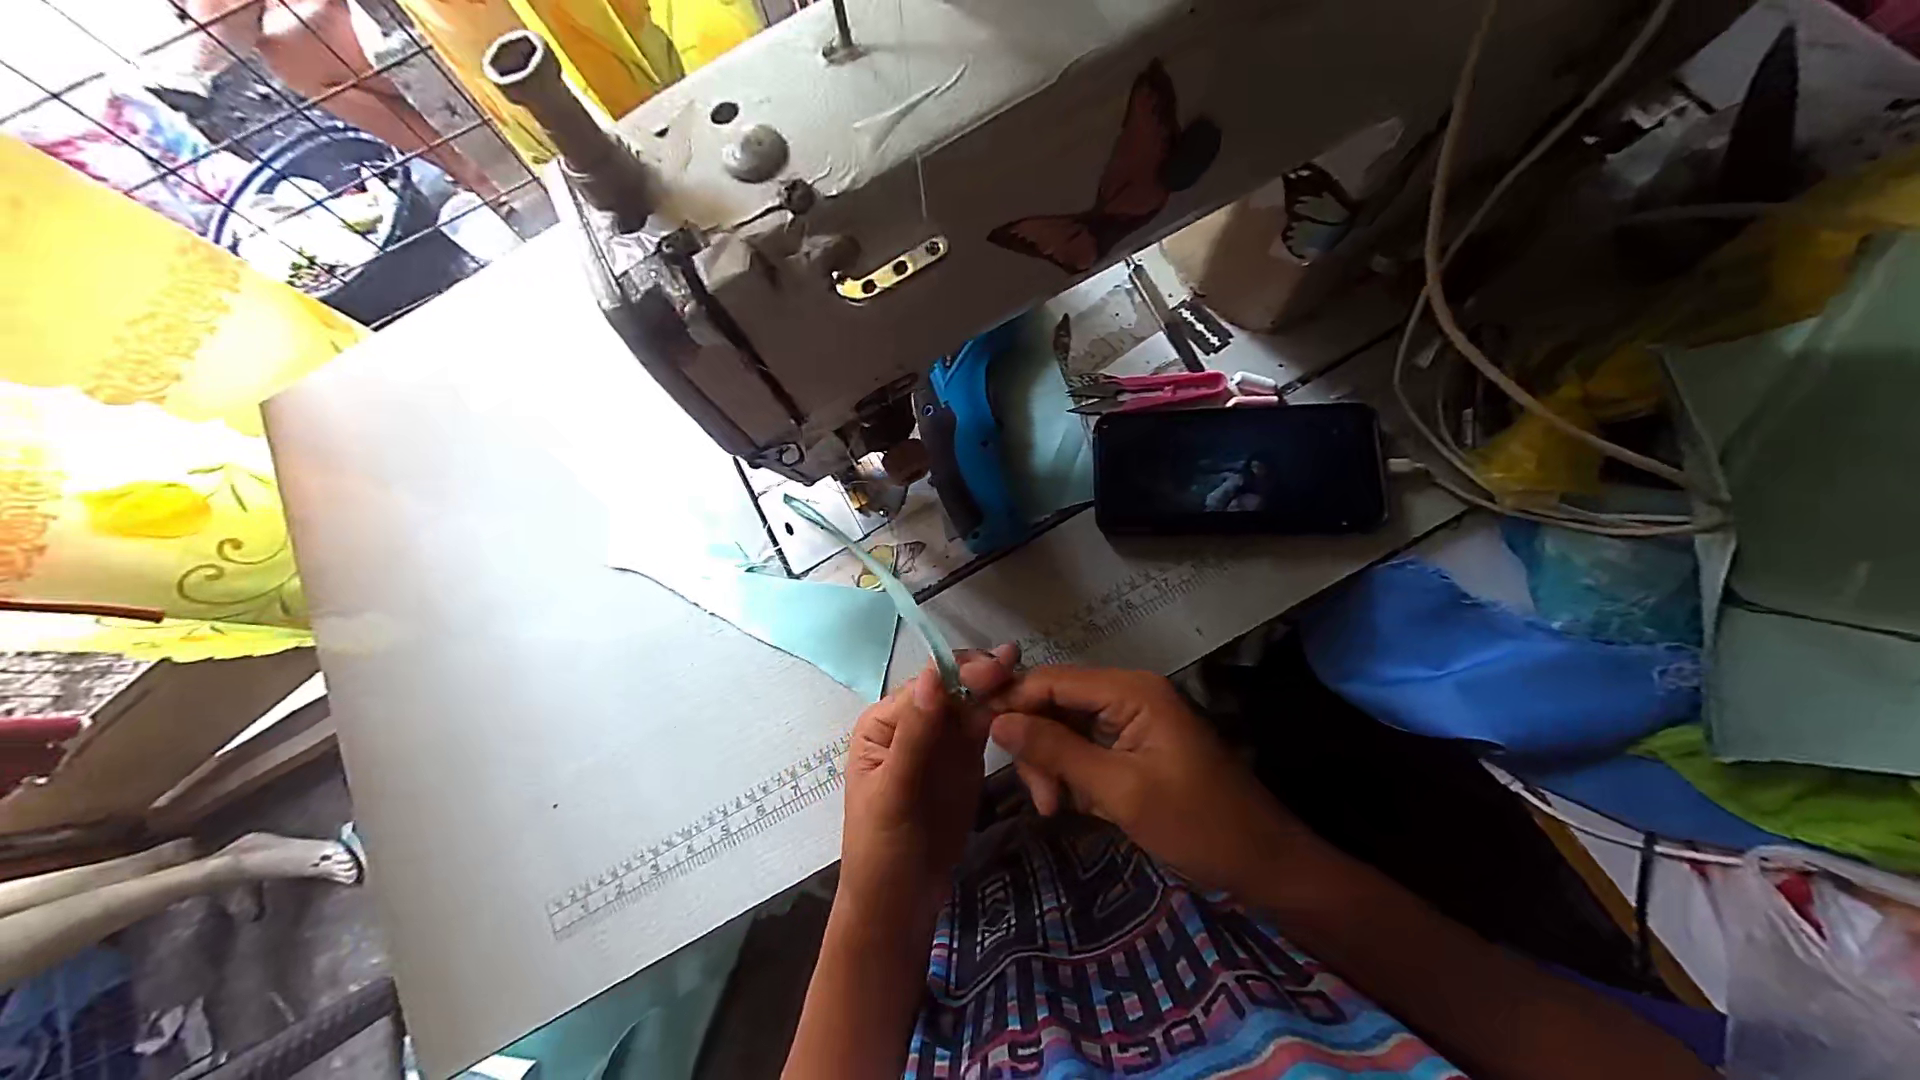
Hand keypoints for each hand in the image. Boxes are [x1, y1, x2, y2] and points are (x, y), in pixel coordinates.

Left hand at [840, 645, 1018, 919]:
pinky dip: (1007, 715)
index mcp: (886, 721)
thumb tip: (931, 676)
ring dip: (1000, 690)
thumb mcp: (894, 792)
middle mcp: (915, 720)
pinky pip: (988, 727)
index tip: (999, 667)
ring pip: (975, 704)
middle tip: (1020, 666)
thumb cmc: (881, 850)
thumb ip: (915, 735)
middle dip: (985, 676)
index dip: (962, 672)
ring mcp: (943, 739)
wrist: (900, 904)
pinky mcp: (967, 757)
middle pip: (954, 688)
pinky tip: (1028, 704)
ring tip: (1032, 679)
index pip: (928, 684)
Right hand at [988, 666, 1303, 897]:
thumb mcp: (1119, 790)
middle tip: (1043, 799)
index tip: (982, 737)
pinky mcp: (1132, 744)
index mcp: (1130, 689)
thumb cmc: (1196, 824)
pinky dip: (1072, 774)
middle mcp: (1127, 693)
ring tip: (1058, 808)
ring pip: (1064, 727)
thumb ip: (1056, 750)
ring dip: (1053, 765)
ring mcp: (1130, 718)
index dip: (1013, 702)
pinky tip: (1076, 805)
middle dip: (1038, 746)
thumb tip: (997, 721)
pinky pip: (1084, 747)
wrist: (1262, 864)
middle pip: (1055, 703)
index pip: (1052, 679)